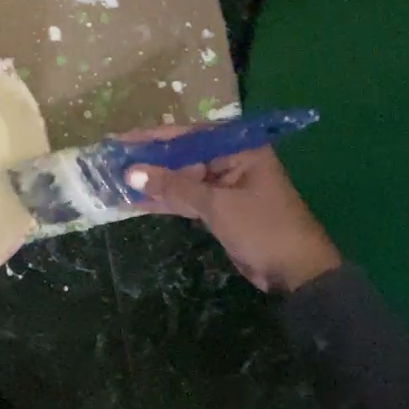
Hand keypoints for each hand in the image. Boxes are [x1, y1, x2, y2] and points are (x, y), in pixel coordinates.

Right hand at [121, 126, 340, 294]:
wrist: (297, 274)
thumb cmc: (263, 229)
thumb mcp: (217, 205)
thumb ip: (173, 187)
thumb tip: (130, 173)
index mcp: (239, 150)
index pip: (188, 135)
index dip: (152, 138)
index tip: (120, 141)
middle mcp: (230, 162)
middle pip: (181, 156)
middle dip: (147, 162)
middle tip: (111, 163)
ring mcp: (223, 187)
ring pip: (179, 179)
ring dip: (151, 183)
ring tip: (114, 181)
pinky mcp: (218, 209)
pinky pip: (184, 198)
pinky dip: (162, 201)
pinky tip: (133, 202)